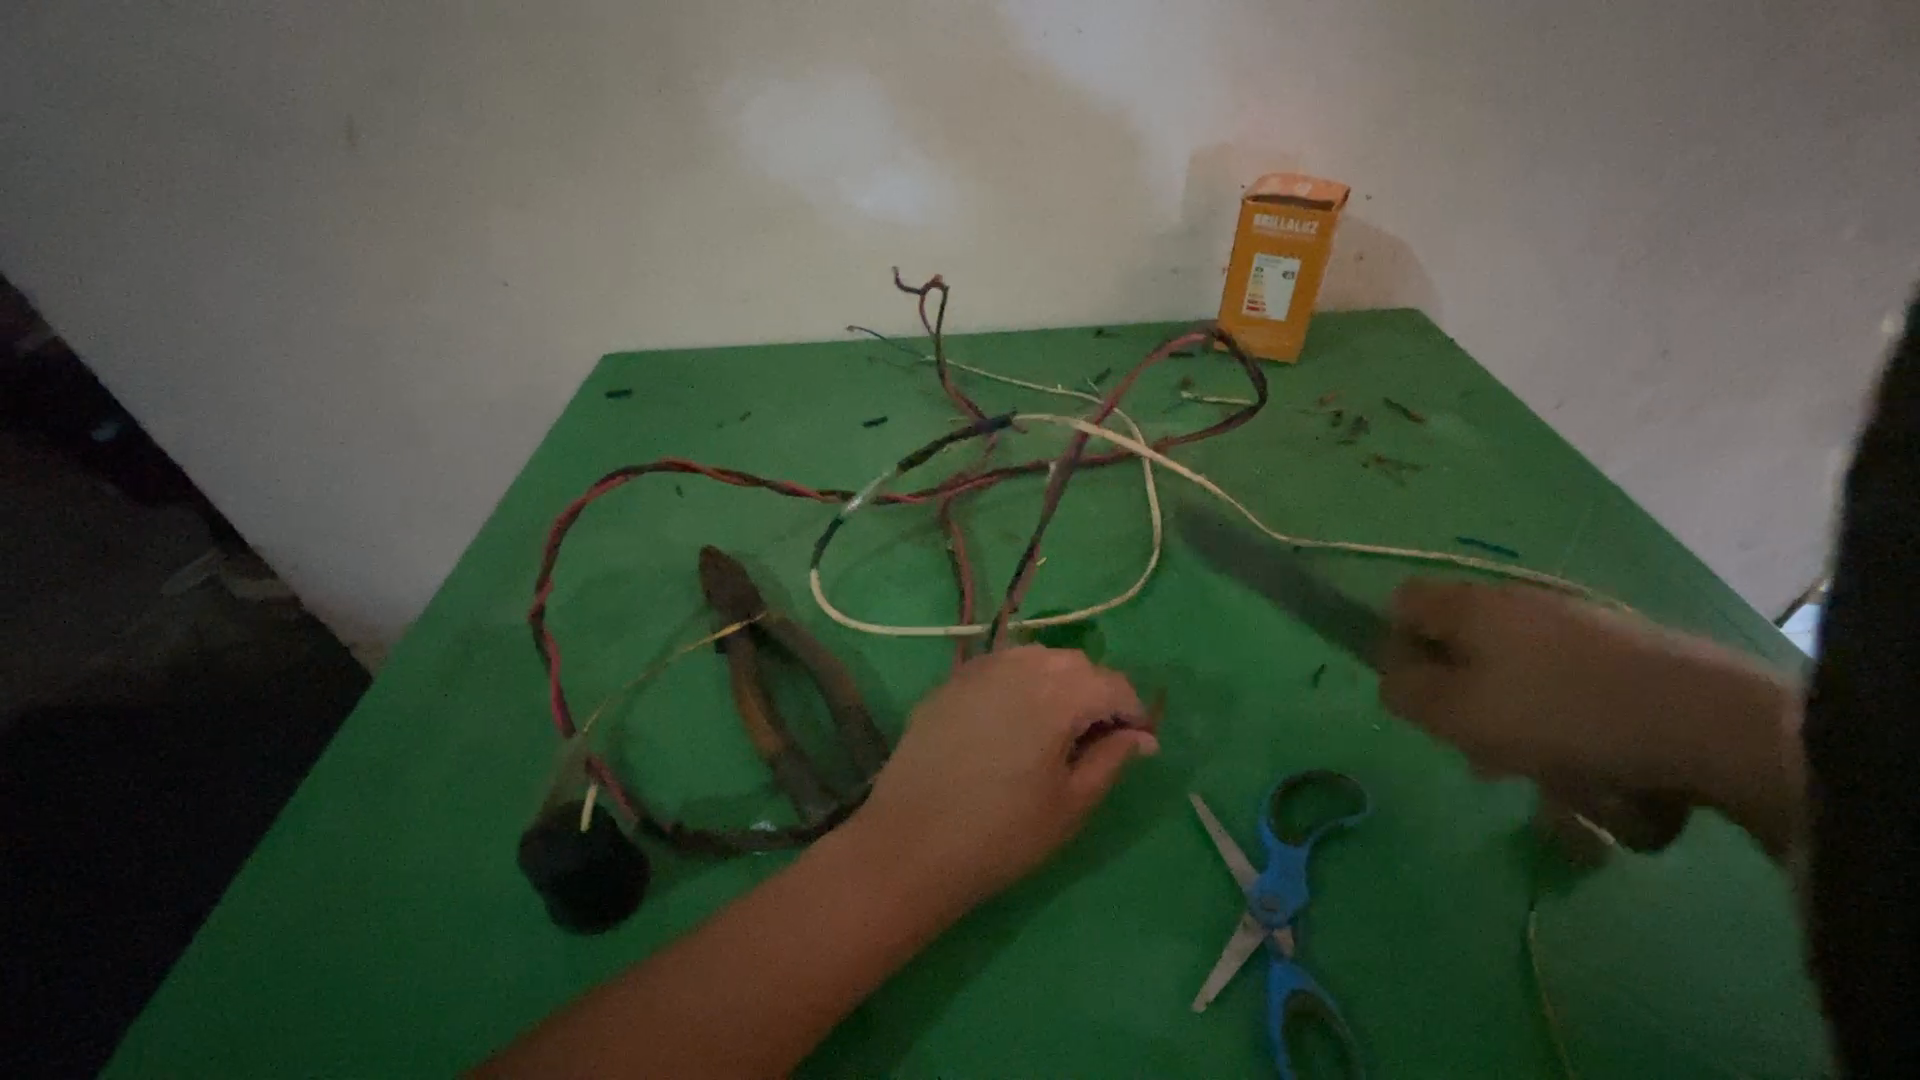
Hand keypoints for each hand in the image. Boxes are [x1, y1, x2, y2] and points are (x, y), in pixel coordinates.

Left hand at [846, 645, 1157, 906]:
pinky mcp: (948, 682)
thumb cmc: (1002, 833)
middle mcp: (1020, 665)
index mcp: (1058, 692)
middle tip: (1096, 739)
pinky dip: (1017, 685)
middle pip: (1074, 664)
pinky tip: (1010, 723)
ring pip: (1034, 659)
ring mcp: (978, 669)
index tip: (1137, 745)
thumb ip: (1111, 759)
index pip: (1114, 684)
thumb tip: (1140, 736)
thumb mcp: (1071, 804)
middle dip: (1096, 693)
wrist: (911, 843)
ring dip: (1056, 684)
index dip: (1133, 712)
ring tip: (1054, 729)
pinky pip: (998, 669)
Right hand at [1379, 579, 1802, 850]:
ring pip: (1510, 670)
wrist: (1709, 721)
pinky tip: (1581, 763)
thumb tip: (1394, 679)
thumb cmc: (1558, 714)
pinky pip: (1561, 685)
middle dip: (1456, 694)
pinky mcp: (1620, 653)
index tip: (1416, 695)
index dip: (1395, 646)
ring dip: (1507, 717)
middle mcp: (1515, 603)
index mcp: (1469, 606)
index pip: (1402, 603)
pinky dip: (1557, 720)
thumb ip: (1405, 693)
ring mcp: (1573, 624)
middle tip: (1473, 745)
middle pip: (1458, 642)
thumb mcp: (1456, 714)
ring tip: (1533, 769)